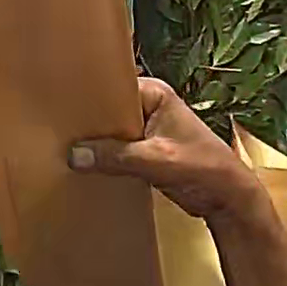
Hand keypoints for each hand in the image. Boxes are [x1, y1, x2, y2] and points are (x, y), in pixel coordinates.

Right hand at [68, 78, 266, 223]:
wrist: (229, 200)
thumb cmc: (200, 168)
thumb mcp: (156, 160)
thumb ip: (115, 156)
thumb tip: (73, 155)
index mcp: (155, 93)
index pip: (113, 85)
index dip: (89, 94)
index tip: (61, 101)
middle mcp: (149, 104)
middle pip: (110, 107)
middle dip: (90, 119)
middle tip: (57, 124)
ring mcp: (147, 126)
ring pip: (112, 128)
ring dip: (96, 139)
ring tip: (64, 140)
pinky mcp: (145, 148)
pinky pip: (117, 145)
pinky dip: (105, 153)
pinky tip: (83, 159)